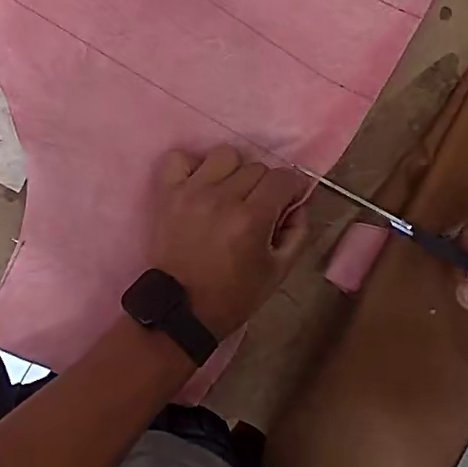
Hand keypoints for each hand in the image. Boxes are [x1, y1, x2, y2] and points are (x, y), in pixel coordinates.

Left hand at [150, 146, 310, 336]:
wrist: (182, 310)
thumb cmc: (235, 295)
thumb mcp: (279, 270)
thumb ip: (298, 231)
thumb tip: (300, 202)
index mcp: (252, 218)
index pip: (284, 178)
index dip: (293, 188)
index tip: (289, 200)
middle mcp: (222, 198)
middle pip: (257, 167)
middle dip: (265, 186)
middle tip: (259, 208)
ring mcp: (192, 192)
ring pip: (225, 155)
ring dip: (233, 171)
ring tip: (229, 193)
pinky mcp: (167, 194)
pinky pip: (179, 158)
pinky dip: (192, 166)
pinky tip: (200, 185)